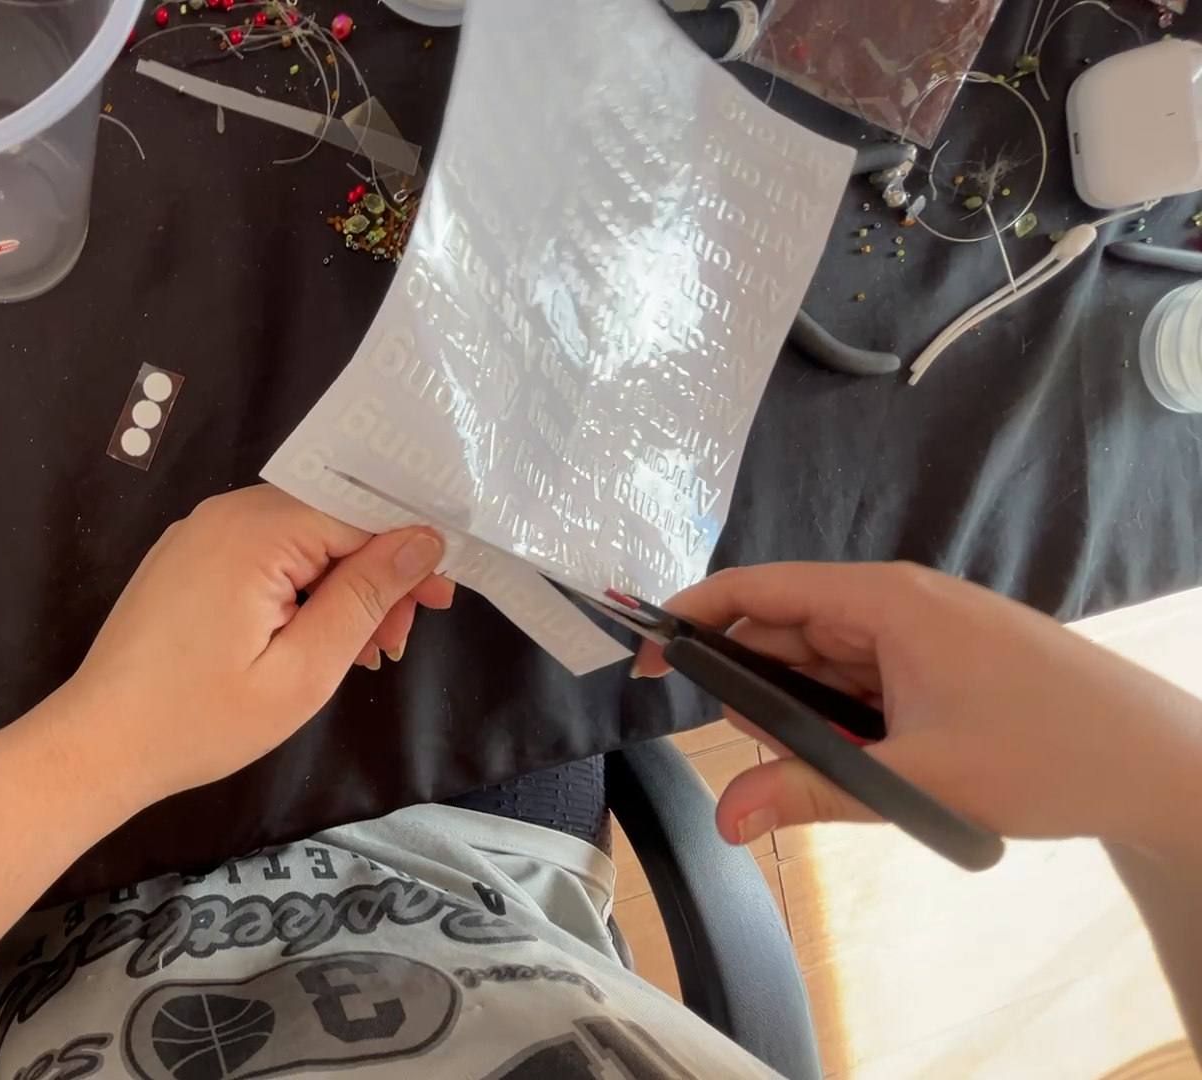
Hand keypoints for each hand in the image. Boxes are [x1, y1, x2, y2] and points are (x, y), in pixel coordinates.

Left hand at [52, 485, 454, 803]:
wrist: (99, 743)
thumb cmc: (202, 719)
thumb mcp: (303, 669)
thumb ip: (364, 596)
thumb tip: (422, 540)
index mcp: (253, 530)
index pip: (356, 514)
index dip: (405, 554)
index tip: (437, 601)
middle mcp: (224, 513)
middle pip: (327, 523)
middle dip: (372, 576)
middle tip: (394, 642)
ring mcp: (199, 533)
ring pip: (297, 541)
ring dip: (337, 587)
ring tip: (361, 650)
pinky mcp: (186, 558)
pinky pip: (260, 555)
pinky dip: (296, 589)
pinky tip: (312, 635)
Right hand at [634, 562, 1201, 856]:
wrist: (1187, 775)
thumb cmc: (1059, 758)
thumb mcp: (920, 780)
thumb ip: (808, 791)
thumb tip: (724, 822)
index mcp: (880, 601)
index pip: (752, 589)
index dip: (688, 616)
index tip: (646, 657)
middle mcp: (887, 603)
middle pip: (775, 633)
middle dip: (759, 692)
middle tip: (781, 750)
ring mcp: (909, 629)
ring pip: (808, 661)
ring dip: (802, 711)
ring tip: (847, 760)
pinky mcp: (926, 656)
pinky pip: (846, 677)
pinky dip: (836, 714)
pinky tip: (869, 751)